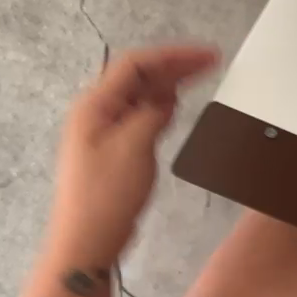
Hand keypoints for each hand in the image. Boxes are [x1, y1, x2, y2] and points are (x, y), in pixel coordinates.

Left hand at [46, 44, 220, 267]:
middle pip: (137, 76)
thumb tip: (167, 95)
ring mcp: (103, 132)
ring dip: (168, 85)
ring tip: (199, 81)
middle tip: (210, 64)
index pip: (135, 64)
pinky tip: (176, 110)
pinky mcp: (113, 150)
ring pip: (139, 96)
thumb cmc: (105, 197)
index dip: (173, 55)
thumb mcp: (134, 146)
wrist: (86, 240)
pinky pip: (138, 117)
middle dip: (174, 67)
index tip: (207, 56)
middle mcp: (96, 112)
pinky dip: (160, 108)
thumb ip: (153, 113)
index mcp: (94, 105)